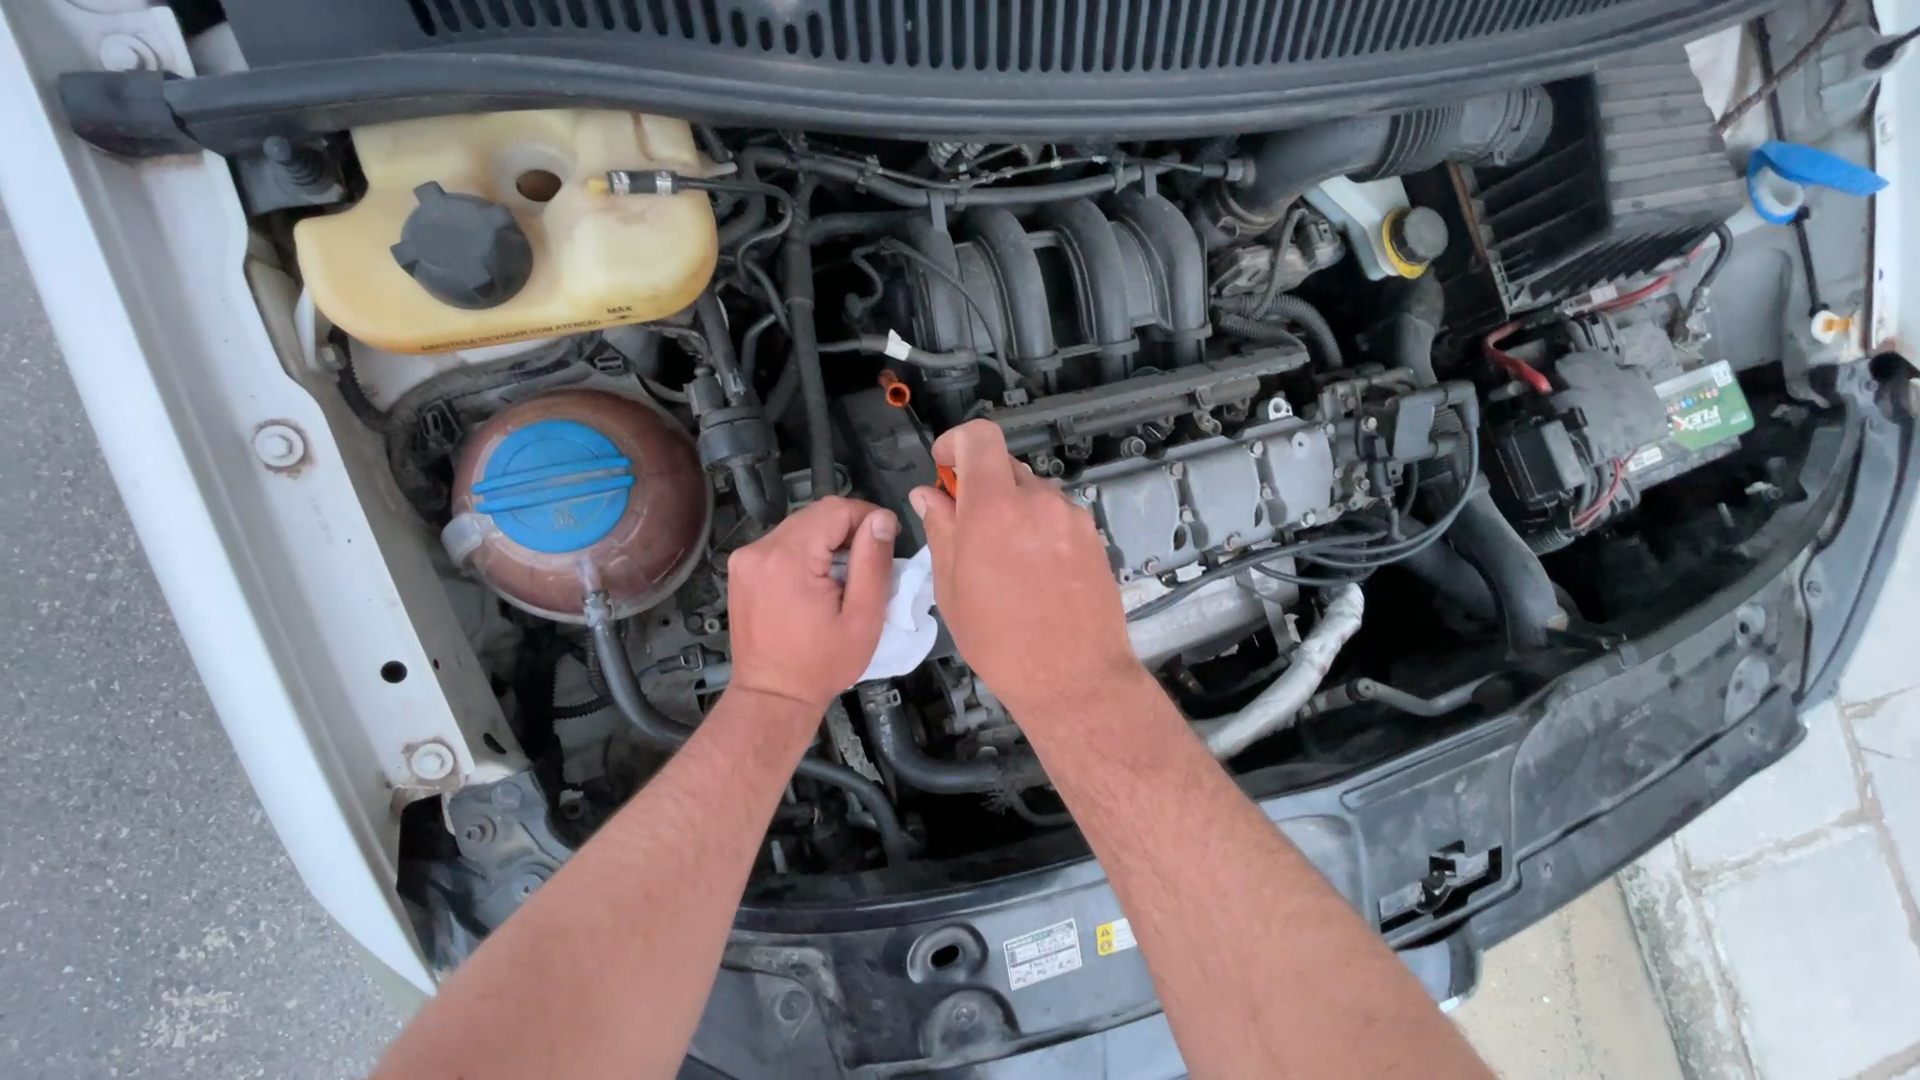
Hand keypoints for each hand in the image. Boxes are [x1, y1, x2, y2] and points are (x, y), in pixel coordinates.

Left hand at [725, 496, 896, 712]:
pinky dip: (806, 553)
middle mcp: (760, 549)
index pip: (836, 509)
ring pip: (800, 526)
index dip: (868, 518)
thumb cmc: (822, 664)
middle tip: (867, 564)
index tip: (886, 542)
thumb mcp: (863, 617)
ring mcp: (745, 558)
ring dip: (827, 542)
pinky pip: (782, 543)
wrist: (773, 696)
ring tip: (843, 577)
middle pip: (816, 514)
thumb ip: (873, 562)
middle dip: (848, 531)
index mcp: (789, 558)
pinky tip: (817, 582)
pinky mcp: (741, 569)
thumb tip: (882, 519)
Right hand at [909, 420, 1142, 719]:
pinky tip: (1032, 571)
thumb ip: (941, 529)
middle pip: (1004, 466)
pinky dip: (1037, 528)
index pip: (978, 438)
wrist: (1073, 678)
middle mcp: (1037, 501)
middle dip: (980, 486)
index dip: (955, 443)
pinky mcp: (1091, 536)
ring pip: (1031, 492)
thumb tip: (930, 495)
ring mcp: (1070, 517)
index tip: (944, 465)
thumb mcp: (952, 588)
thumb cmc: (1003, 642)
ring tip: (1002, 561)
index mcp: (994, 508)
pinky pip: (1055, 515)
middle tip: (966, 526)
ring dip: (1011, 510)